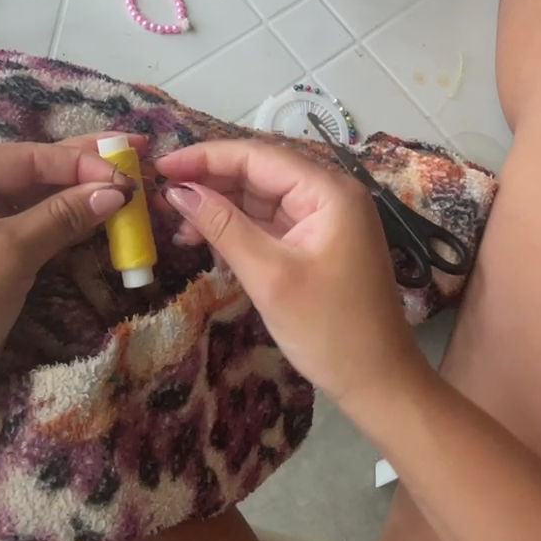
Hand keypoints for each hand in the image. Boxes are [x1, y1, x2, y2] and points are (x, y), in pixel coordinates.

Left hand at [0, 136, 139, 419]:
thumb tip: (117, 192)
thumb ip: (64, 216)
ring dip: (79, 198)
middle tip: (136, 152)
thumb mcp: (10, 253)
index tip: (128, 171)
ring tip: (127, 183)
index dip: (81, 162)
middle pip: (30, 173)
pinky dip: (63, 226)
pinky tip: (98, 217)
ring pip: (33, 203)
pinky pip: (28, 231)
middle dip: (84, 168)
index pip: (26, 157)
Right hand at [155, 141, 428, 406]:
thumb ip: (223, 226)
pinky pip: (271, 222)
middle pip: (259, 172)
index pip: (257, 157)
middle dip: (210, 182)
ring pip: (261, 198)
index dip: (205, 157)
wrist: (379, 383)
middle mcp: (329, 195)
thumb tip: (178, 192)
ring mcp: (324, 219)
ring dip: (220, 207)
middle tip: (162, 196)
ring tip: (179, 225)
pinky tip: (207, 241)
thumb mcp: (269, 275)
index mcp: (328, 192)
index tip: (161, 166)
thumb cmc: (329, 329)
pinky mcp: (317, 242)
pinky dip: (238, 228)